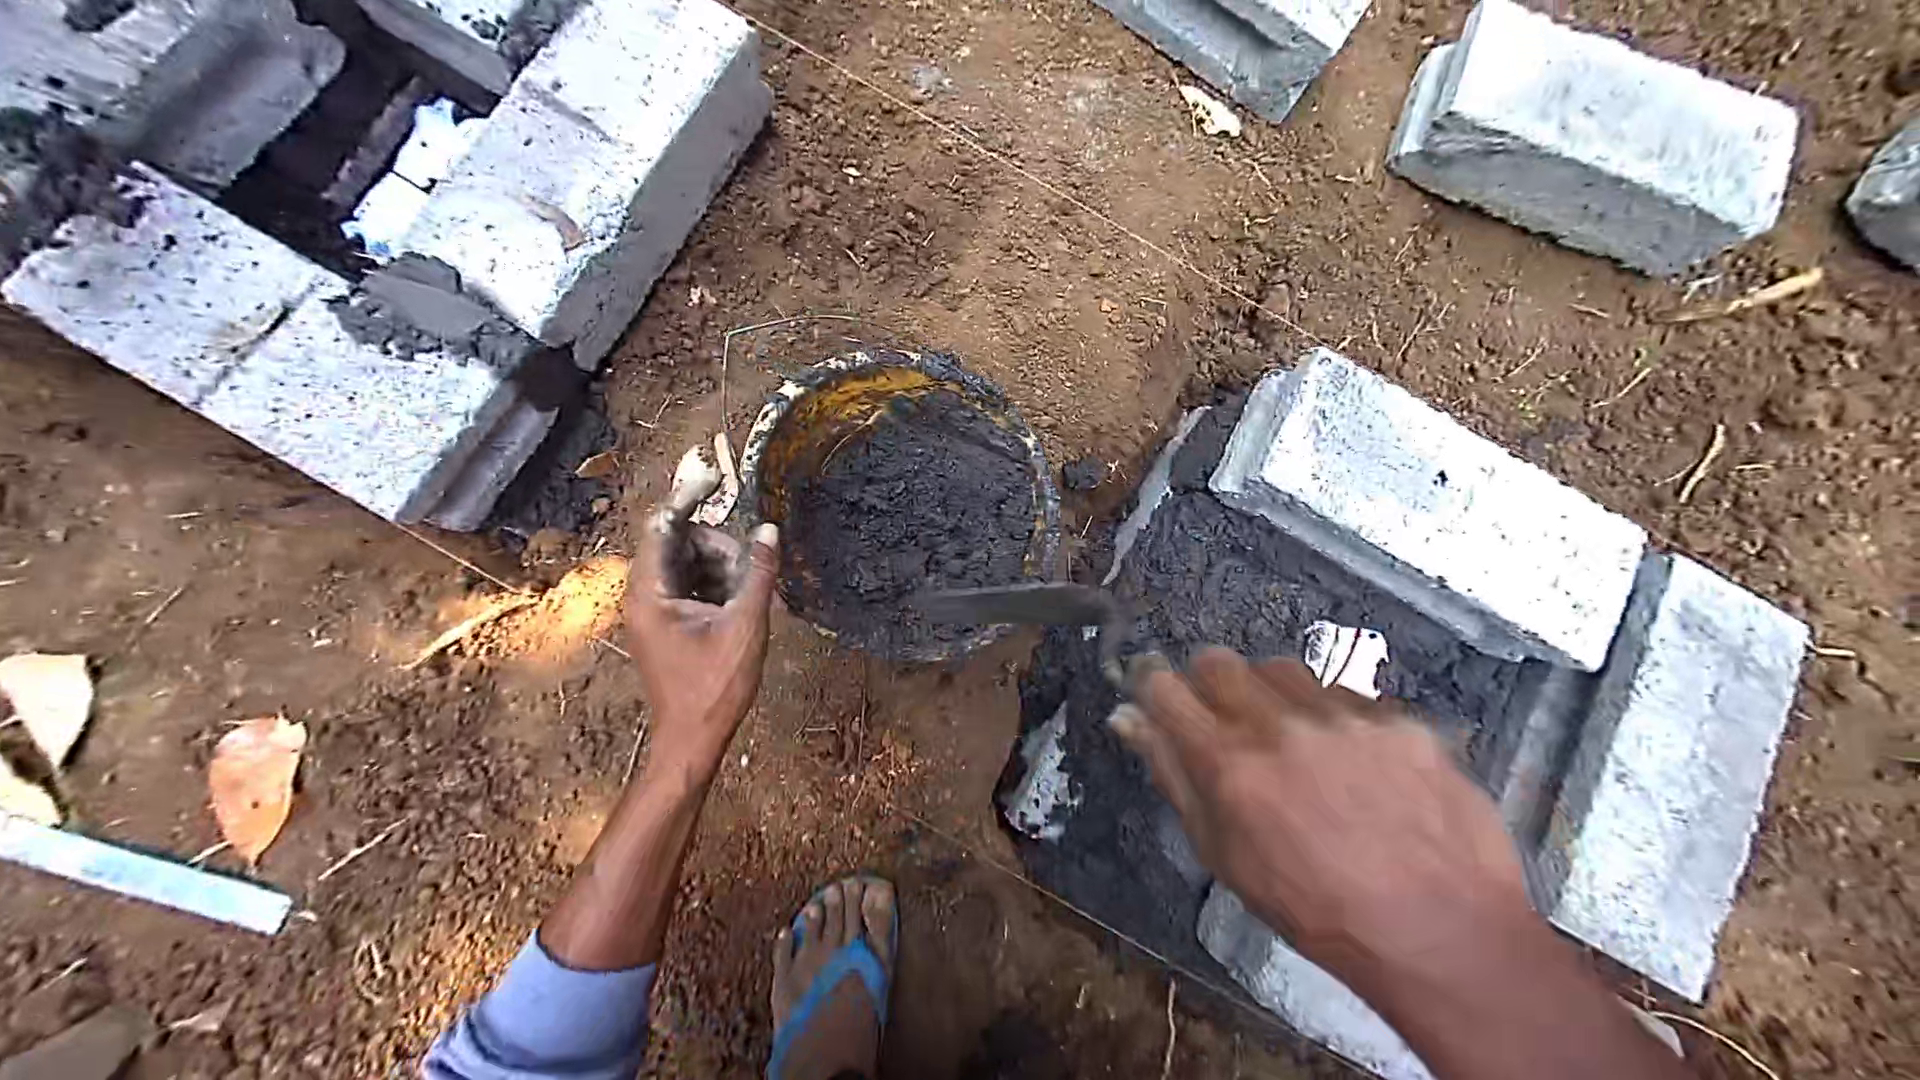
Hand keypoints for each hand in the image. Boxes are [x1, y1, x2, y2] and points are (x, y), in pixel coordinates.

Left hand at [625, 509, 779, 776]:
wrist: (693, 738)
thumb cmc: (715, 687)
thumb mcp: (746, 624)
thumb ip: (758, 572)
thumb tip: (769, 529)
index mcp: (650, 593)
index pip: (662, 526)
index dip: (689, 497)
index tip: (716, 478)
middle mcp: (643, 596)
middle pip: (680, 543)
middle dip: (719, 548)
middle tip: (750, 575)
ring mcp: (653, 610)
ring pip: (689, 563)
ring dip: (722, 569)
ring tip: (746, 600)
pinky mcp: (666, 622)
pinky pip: (691, 585)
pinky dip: (717, 586)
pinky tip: (738, 608)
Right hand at [1109, 647, 1530, 992]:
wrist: (1441, 934)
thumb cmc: (1311, 904)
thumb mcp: (1221, 852)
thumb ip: (1170, 774)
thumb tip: (1127, 716)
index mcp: (1227, 763)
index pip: (1163, 686)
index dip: (1153, 683)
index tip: (1160, 694)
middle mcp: (1278, 726)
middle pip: (1216, 660)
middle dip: (1208, 682)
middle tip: (1227, 718)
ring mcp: (1342, 716)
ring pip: (1278, 666)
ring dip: (1270, 692)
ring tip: (1292, 734)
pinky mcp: (1397, 719)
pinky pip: (1343, 692)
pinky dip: (1332, 713)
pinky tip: (1352, 755)